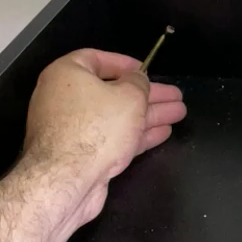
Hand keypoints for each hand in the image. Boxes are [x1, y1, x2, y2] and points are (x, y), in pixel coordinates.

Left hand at [16, 49, 186, 230]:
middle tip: (175, 95)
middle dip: (148, 95)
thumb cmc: (96, 127)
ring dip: (148, 115)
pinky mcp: (79, 156)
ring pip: (115, 117)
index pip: (96, 59)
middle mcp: (63, 99)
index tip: (148, 70)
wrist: (65, 182)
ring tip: (178, 113)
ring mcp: (71, 130)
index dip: (125, 63)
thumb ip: (139, 83)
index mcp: (66, 75)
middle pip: (112, 91)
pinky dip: (135, 135)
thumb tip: (138, 79)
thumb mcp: (129, 96)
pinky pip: (110, 138)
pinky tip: (161, 133)